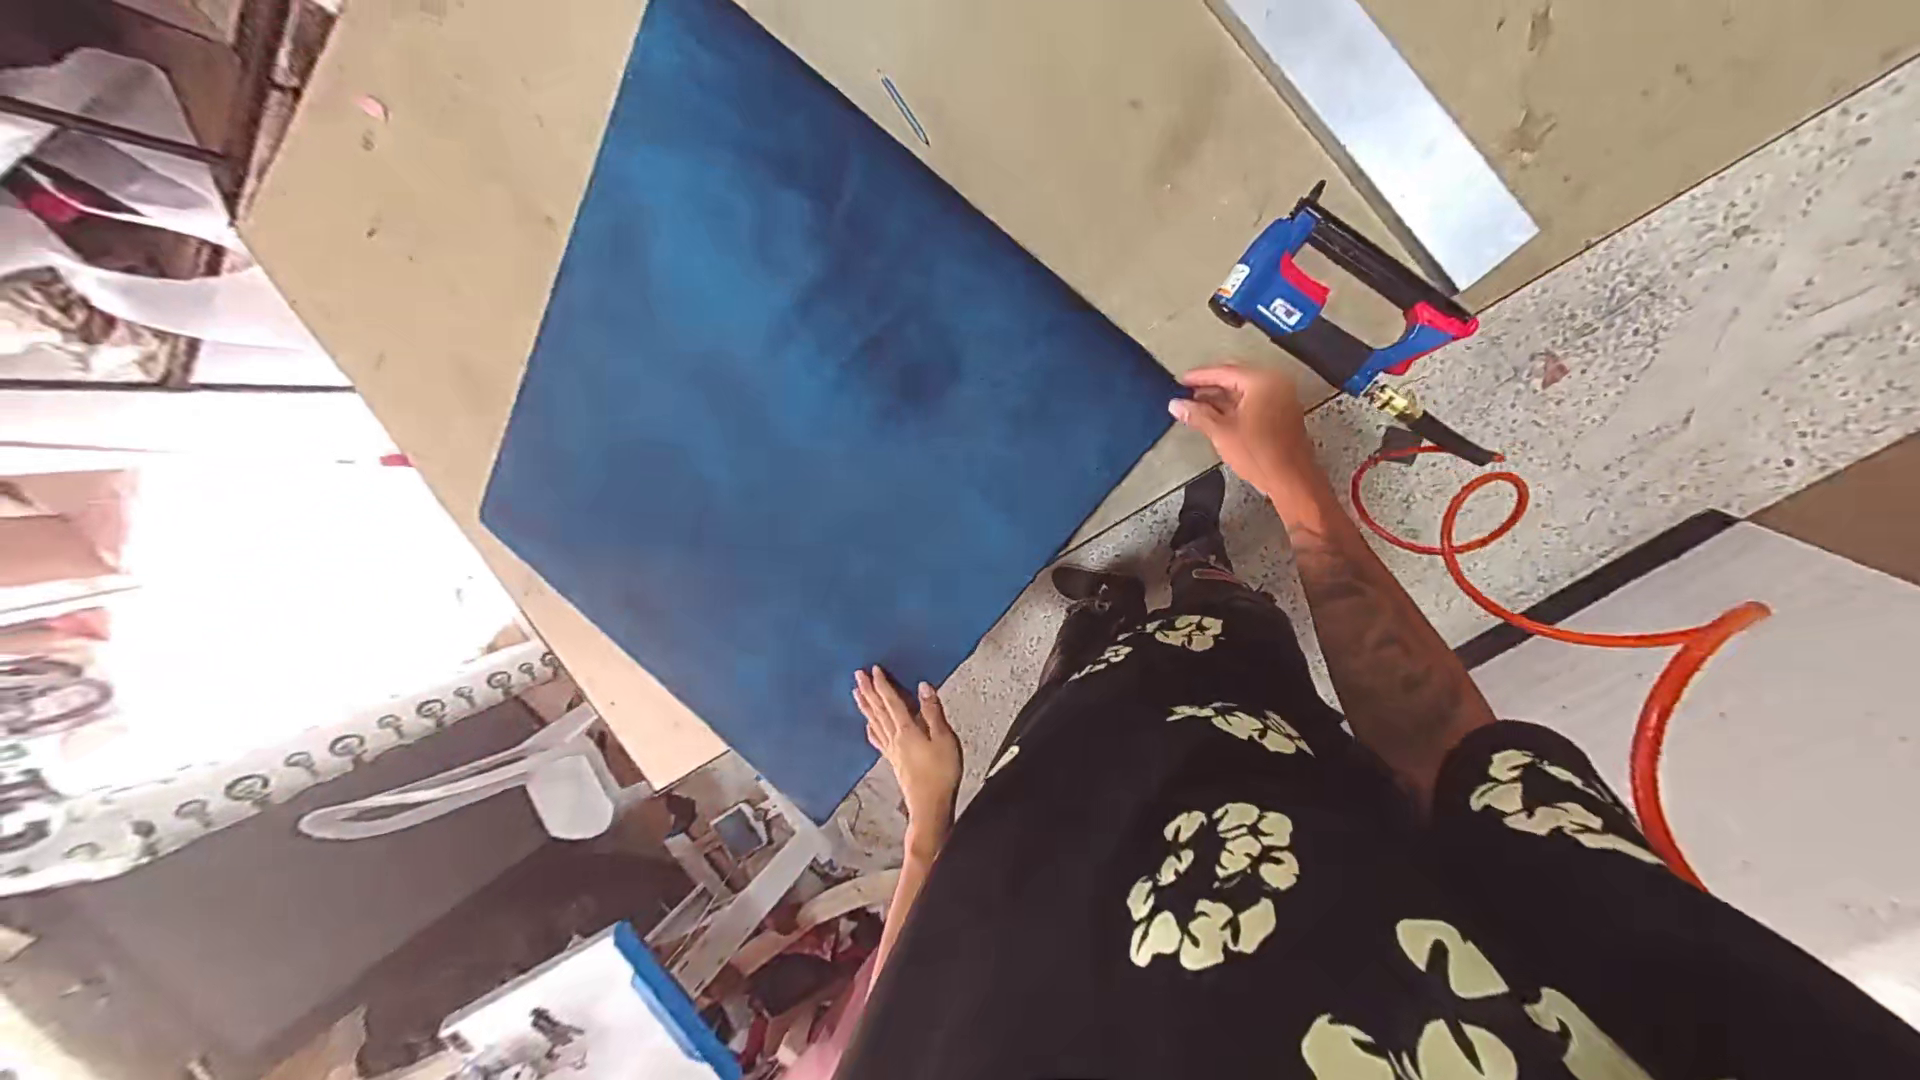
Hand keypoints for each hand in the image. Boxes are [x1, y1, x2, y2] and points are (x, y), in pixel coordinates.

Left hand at [854, 666, 961, 857]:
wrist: (930, 807)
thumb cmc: (941, 772)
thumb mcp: (944, 739)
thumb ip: (933, 712)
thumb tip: (923, 686)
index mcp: (907, 730)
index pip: (891, 701)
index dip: (882, 684)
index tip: (873, 669)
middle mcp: (894, 738)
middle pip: (878, 710)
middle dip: (868, 691)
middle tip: (857, 675)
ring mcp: (892, 750)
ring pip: (875, 722)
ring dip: (866, 706)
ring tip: (856, 693)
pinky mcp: (893, 761)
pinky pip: (877, 739)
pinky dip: (870, 728)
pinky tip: (868, 726)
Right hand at [1169, 363, 1327, 509]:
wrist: (1289, 478)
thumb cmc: (1263, 455)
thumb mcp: (1221, 432)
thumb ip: (1197, 415)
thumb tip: (1177, 405)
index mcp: (1263, 382)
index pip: (1225, 371)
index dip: (1200, 376)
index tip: (1184, 380)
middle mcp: (1275, 386)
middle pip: (1235, 379)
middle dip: (1209, 387)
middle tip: (1187, 392)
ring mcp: (1281, 400)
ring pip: (1243, 392)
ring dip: (1220, 398)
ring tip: (1196, 407)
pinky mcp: (1281, 414)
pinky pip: (1253, 402)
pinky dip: (1233, 407)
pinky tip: (1216, 417)